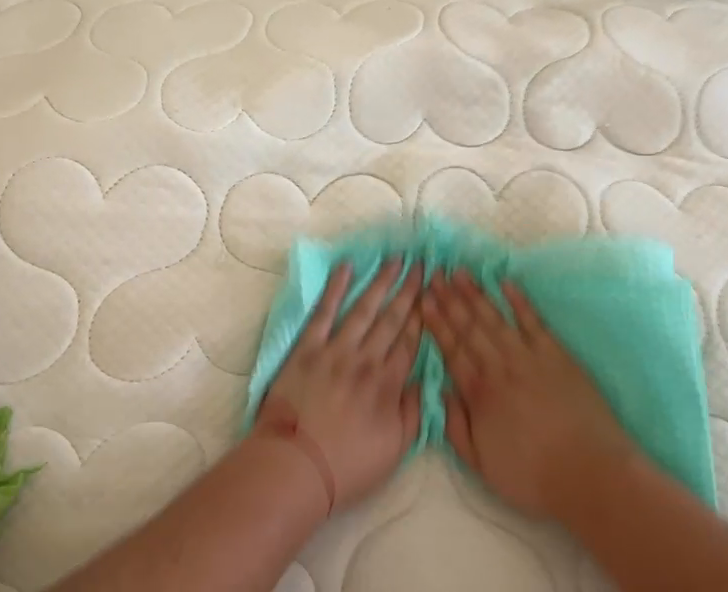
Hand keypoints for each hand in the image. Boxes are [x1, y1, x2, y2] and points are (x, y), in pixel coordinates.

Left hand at [257, 260, 423, 508]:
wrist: (294, 468)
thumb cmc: (347, 466)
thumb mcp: (395, 450)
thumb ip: (413, 413)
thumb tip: (422, 381)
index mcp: (389, 384)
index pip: (411, 341)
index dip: (423, 315)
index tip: (433, 292)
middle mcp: (366, 360)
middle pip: (392, 318)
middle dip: (409, 290)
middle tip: (422, 265)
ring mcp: (335, 351)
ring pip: (364, 308)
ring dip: (381, 282)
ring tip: (395, 259)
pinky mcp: (306, 349)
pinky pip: (323, 312)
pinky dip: (335, 288)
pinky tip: (346, 267)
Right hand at [423, 272, 638, 520]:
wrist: (589, 471)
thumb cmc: (532, 476)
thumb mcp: (481, 465)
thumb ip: (456, 427)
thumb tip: (442, 391)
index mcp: (479, 394)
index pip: (452, 350)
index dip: (436, 323)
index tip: (423, 299)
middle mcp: (500, 367)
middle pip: (470, 327)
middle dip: (450, 300)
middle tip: (434, 274)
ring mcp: (530, 357)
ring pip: (496, 318)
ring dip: (476, 294)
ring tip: (459, 272)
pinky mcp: (557, 354)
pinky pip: (533, 320)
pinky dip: (518, 300)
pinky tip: (505, 283)